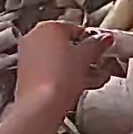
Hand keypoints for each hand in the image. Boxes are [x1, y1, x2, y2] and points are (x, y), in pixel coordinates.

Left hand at [0, 21, 114, 133]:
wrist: (40, 106)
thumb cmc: (58, 78)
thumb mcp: (86, 56)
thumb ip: (97, 44)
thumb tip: (103, 39)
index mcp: (48, 27)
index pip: (77, 29)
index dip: (94, 40)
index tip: (103, 49)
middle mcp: (35, 39)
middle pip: (67, 44)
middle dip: (86, 56)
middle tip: (100, 65)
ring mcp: (30, 57)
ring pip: (60, 59)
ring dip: (78, 68)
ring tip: (94, 78)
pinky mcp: (28, 76)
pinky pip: (52, 71)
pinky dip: (65, 76)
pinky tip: (79, 86)